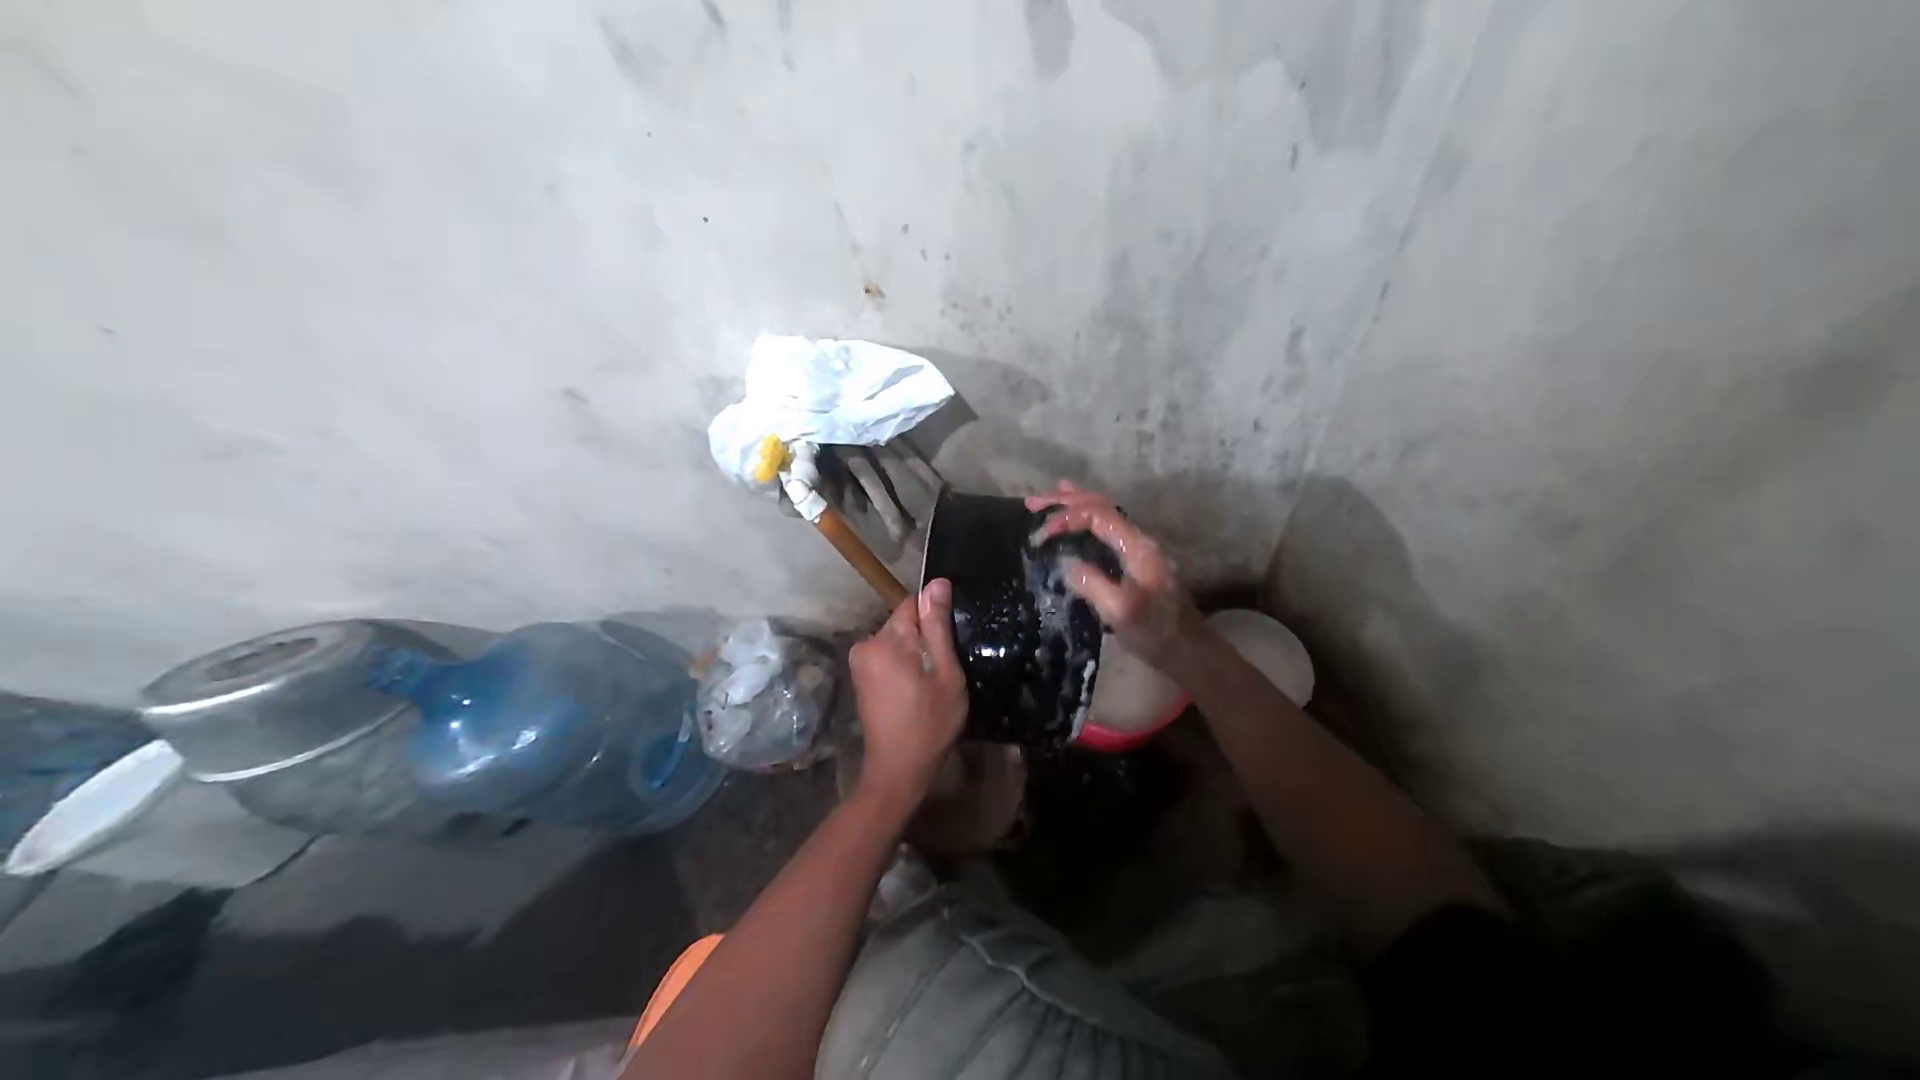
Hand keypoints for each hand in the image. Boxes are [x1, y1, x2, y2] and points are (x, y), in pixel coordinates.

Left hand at [849, 579, 967, 809]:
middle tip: (944, 671)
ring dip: (916, 655)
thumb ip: (938, 626)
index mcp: (885, 640)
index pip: (914, 604)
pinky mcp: (860, 677)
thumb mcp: (946, 672)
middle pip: (904, 623)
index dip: (935, 620)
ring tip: (932, 684)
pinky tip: (917, 691)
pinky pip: (888, 657)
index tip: (949, 644)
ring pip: (898, 641)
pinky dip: (904, 667)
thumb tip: (937, 583)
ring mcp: (859, 662)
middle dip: (925, 639)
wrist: (899, 769)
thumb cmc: (930, 723)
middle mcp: (866, 645)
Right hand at [1026, 481, 1209, 676]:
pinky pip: (1105, 529)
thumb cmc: (1156, 633)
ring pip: (1104, 514)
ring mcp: (1137, 550)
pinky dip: (1084, 519)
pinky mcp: (1133, 563)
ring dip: (1074, 505)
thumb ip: (1095, 585)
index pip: (1099, 516)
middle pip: (1101, 506)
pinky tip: (1073, 523)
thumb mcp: (1122, 613)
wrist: (1188, 650)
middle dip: (1066, 500)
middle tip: (1033, 502)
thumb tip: (1067, 565)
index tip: (1043, 532)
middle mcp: (1138, 541)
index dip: (1069, 517)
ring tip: (1047, 499)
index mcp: (1137, 547)